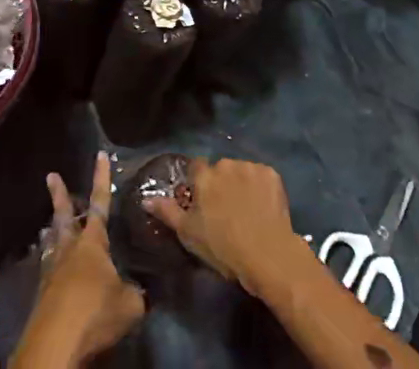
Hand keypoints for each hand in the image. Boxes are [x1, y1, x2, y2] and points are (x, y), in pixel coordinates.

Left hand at [13, 151, 145, 367]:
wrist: (55, 345)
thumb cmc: (95, 313)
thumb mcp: (130, 304)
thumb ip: (135, 292)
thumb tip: (137, 291)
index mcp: (92, 243)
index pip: (100, 202)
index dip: (102, 178)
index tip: (100, 155)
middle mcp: (69, 250)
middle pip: (64, 217)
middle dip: (59, 196)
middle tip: (51, 176)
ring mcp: (52, 272)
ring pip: (52, 243)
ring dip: (52, 232)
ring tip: (47, 226)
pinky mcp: (42, 296)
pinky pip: (47, 270)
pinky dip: (50, 264)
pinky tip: (50, 271)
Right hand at [145, 158, 307, 292]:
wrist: (266, 253)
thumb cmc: (222, 247)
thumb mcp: (188, 233)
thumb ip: (167, 212)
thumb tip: (146, 199)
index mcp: (204, 176)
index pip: (195, 167)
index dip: (197, 183)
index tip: (201, 201)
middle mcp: (226, 164)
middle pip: (220, 169)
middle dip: (220, 183)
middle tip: (223, 209)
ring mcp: (251, 167)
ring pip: (241, 170)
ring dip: (240, 182)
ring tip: (245, 209)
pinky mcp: (272, 174)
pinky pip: (260, 176)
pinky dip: (259, 186)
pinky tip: (261, 206)